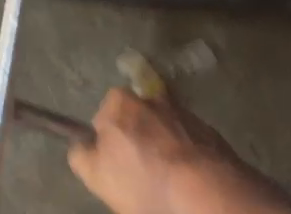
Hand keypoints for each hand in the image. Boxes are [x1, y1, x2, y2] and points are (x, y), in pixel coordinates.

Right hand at [69, 88, 290, 213]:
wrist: (207, 192)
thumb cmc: (144, 182)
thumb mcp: (96, 176)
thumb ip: (81, 155)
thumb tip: (82, 146)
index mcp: (119, 101)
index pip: (104, 121)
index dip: (109, 148)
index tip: (119, 172)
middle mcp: (150, 98)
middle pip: (137, 124)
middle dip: (139, 146)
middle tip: (143, 180)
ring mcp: (183, 112)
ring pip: (165, 134)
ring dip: (165, 154)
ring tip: (170, 188)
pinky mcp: (210, 131)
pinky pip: (190, 145)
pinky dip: (189, 161)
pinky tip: (190, 186)